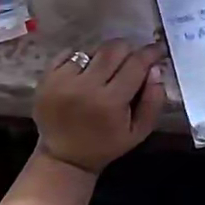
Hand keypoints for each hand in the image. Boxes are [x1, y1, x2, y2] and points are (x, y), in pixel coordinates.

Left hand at [32, 40, 165, 174]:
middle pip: (114, 48)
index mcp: (110, 102)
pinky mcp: (46, 78)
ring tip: (106, 70)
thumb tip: (155, 69)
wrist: (64, 156)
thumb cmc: (106, 144)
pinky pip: (70, 53)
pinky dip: (82, 58)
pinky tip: (85, 72)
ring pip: (93, 49)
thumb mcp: (139, 131)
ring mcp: (62, 81)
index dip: (150, 52)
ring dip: (105, 56)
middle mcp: (84, 87)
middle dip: (128, 50)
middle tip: (131, 61)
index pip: (136, 63)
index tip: (157, 49)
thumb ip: (153, 101)